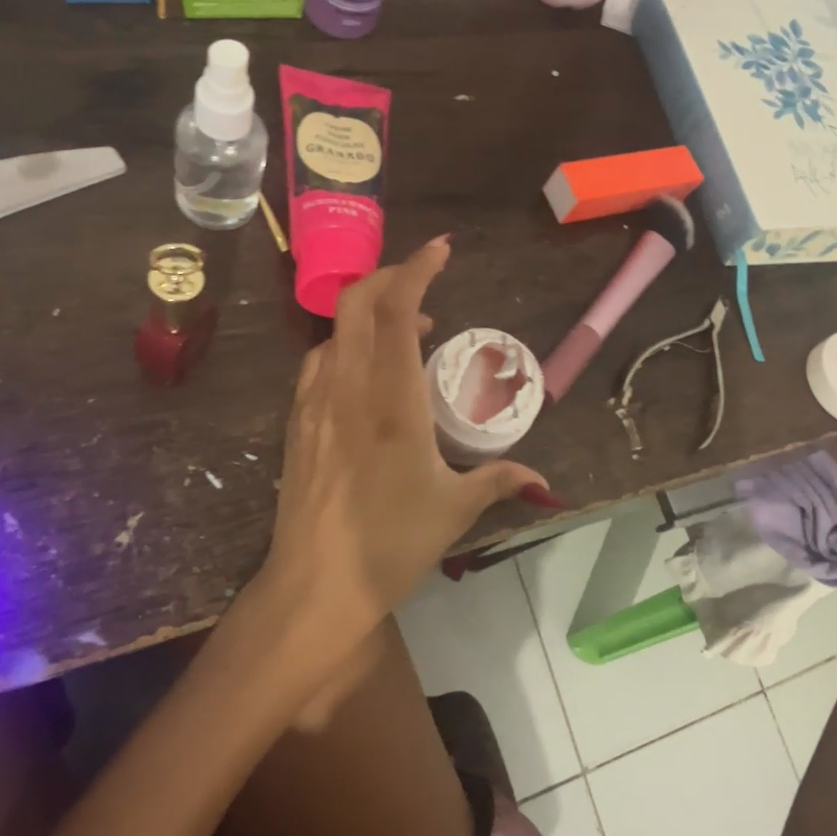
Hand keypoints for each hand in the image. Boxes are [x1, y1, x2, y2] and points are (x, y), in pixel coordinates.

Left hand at [260, 235, 547, 638]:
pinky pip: (319, 363)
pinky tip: (366, 376)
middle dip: (389, 277)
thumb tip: (539, 480)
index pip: (398, 310)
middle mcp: (347, 388)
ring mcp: (314, 404)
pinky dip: (346, 347)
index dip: (417, 269)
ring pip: (334, 331)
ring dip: (368, 314)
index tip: (441, 251)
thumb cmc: (390, 543)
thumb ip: (497, 480)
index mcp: (391, 400)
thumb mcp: (454, 510)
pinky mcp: (297, 424)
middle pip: (356, 303)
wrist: (316, 584)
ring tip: (406, 334)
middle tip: (424, 283)